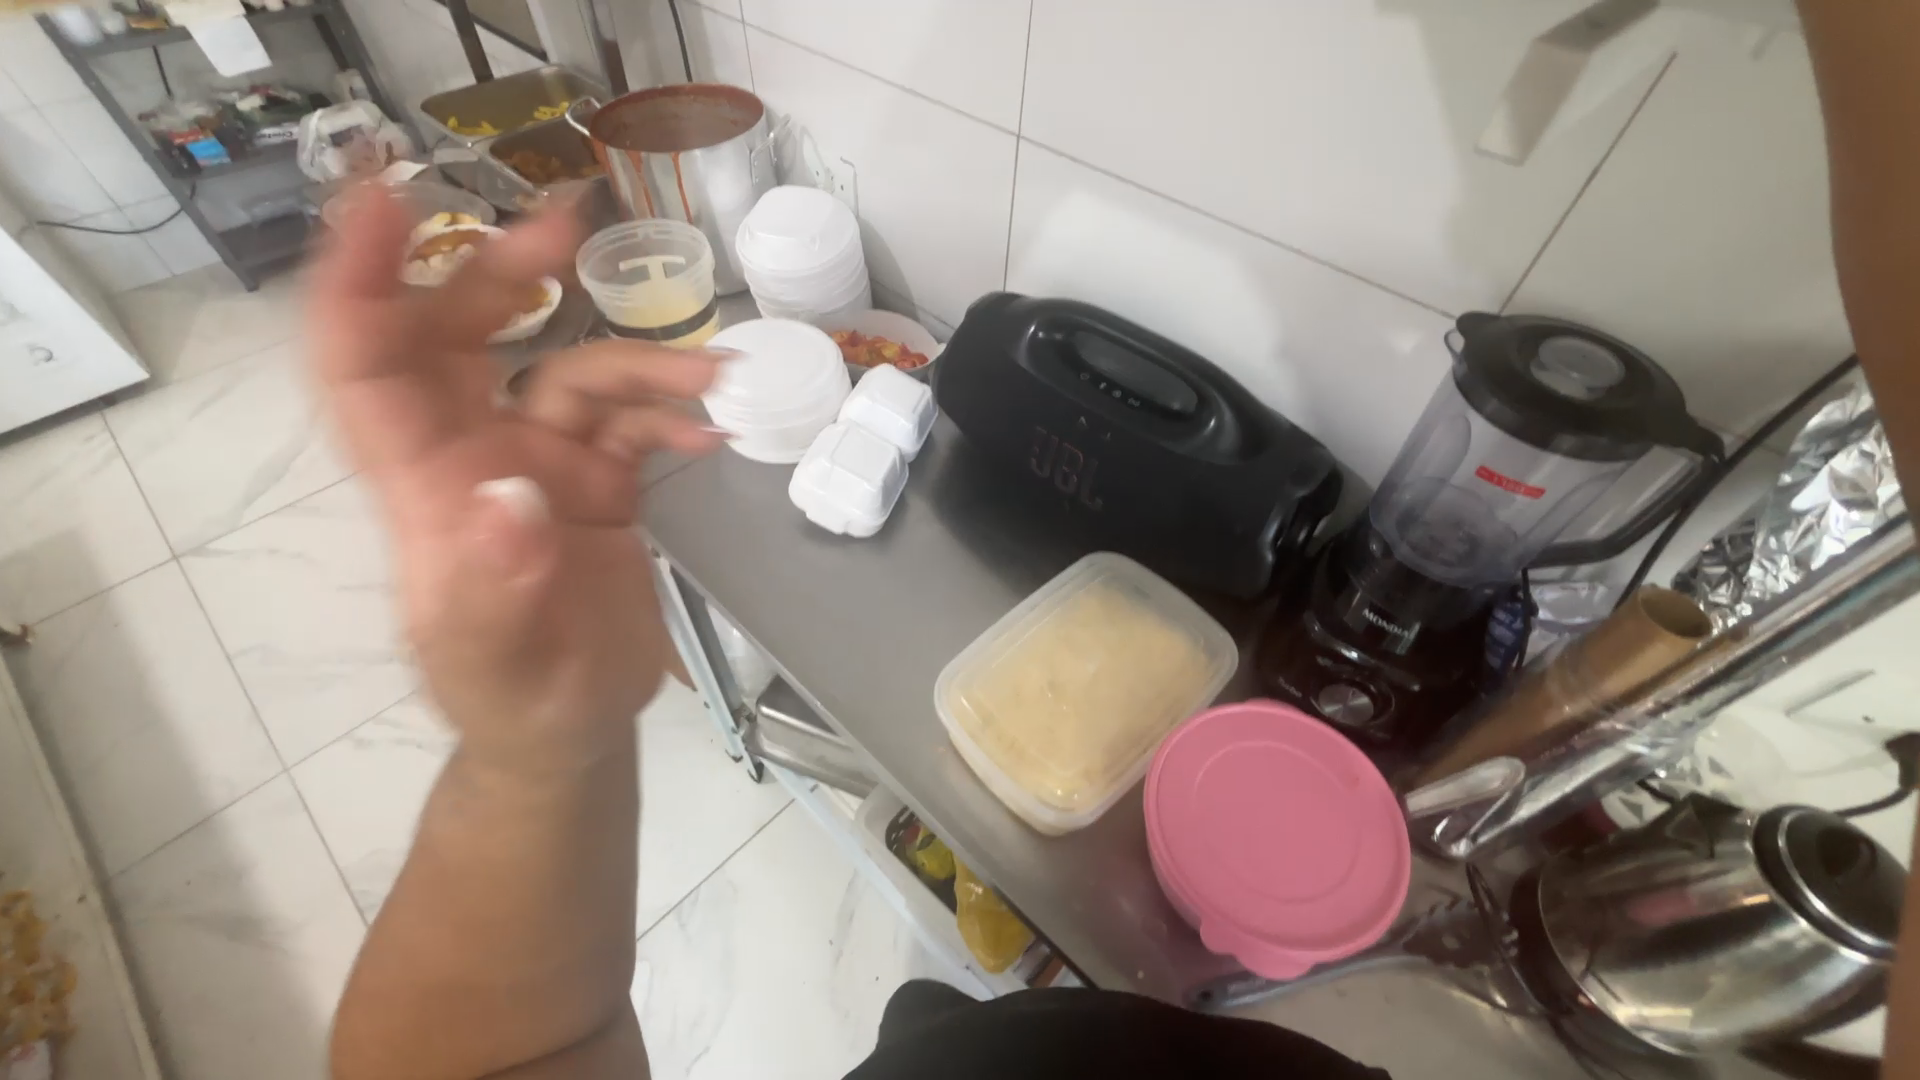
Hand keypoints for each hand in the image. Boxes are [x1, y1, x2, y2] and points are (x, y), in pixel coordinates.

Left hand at [307, 189, 726, 776]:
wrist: (570, 726)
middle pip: (468, 338)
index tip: (386, 202)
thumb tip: (512, 495)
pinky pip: (634, 429)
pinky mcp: (601, 488)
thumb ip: (492, 588)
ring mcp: (545, 468)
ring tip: (716, 373)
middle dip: (505, 276)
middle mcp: (478, 458)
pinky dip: (671, 424)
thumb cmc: (515, 700)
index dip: (362, 280)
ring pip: (576, 377)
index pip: (367, 366)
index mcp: (424, 489)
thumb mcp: (494, 663)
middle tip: (570, 234)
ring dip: (641, 365)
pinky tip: (711, 440)